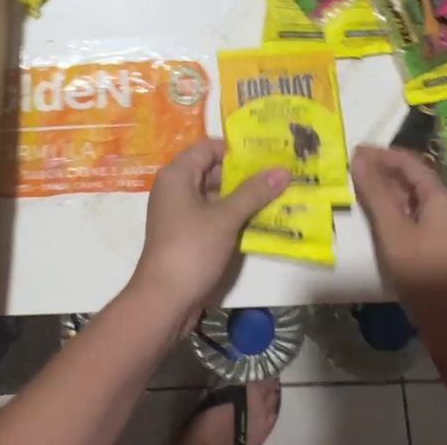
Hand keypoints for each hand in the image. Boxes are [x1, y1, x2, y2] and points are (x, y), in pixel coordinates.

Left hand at [128, 138, 288, 320]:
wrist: (163, 300)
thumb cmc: (192, 249)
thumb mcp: (226, 218)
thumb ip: (254, 192)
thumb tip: (283, 169)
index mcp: (177, 174)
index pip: (209, 147)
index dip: (237, 149)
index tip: (267, 154)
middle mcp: (174, 187)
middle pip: (211, 169)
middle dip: (243, 173)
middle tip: (277, 174)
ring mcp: (178, 211)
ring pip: (212, 193)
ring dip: (239, 195)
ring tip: (274, 194)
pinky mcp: (184, 233)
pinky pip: (210, 213)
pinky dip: (230, 214)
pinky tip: (257, 220)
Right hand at [351, 145, 446, 313]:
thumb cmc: (422, 271)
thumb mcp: (392, 229)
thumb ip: (375, 192)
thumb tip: (358, 158)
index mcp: (441, 196)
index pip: (408, 162)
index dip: (381, 154)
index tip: (354, 151)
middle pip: (413, 177)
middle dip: (383, 170)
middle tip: (353, 168)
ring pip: (414, 196)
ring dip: (388, 189)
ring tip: (360, 187)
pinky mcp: (442, 243)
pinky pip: (416, 213)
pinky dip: (396, 207)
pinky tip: (379, 215)